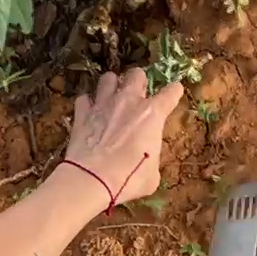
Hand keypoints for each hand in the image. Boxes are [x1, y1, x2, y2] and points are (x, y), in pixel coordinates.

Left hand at [63, 68, 181, 208]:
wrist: (92, 181)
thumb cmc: (128, 180)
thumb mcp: (151, 176)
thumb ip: (152, 160)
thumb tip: (147, 162)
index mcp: (152, 115)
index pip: (171, 93)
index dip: (174, 93)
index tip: (174, 94)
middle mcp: (129, 101)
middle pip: (136, 74)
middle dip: (138, 83)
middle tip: (136, 97)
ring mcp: (103, 104)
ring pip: (108, 78)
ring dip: (111, 87)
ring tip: (110, 99)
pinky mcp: (82, 114)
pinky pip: (84, 99)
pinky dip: (86, 105)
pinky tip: (88, 114)